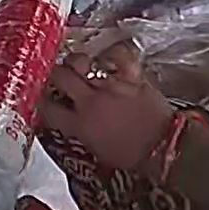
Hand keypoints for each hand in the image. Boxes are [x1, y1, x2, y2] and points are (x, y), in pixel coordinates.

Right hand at [35, 41, 175, 171]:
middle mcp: (89, 102)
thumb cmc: (132, 156)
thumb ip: (80, 131)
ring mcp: (109, 87)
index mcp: (78, 125)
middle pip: (59, 77)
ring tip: (79, 65)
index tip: (42, 97)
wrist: (167, 150)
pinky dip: (112, 53)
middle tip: (58, 76)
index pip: (47, 107)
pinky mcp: (130, 78)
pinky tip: (108, 57)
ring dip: (75, 62)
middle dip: (54, 74)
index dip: (41, 99)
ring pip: (80, 62)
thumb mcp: (96, 149)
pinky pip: (118, 56)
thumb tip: (72, 121)